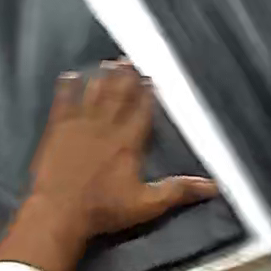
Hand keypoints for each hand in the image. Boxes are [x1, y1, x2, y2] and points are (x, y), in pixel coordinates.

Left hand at [0, 61, 219, 270]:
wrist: (59, 210)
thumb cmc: (103, 209)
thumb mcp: (146, 204)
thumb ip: (178, 191)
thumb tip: (212, 186)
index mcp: (128, 142)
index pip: (141, 112)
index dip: (147, 94)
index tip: (151, 78)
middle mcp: (105, 127)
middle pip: (118, 96)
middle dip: (125, 78)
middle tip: (129, 60)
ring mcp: (79, 125)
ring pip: (93, 94)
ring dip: (102, 78)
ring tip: (108, 63)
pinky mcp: (57, 128)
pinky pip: (63, 102)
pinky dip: (66, 88)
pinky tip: (69, 75)